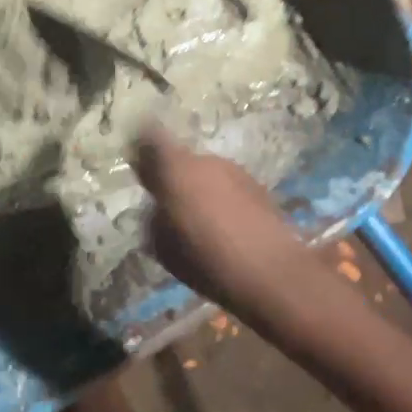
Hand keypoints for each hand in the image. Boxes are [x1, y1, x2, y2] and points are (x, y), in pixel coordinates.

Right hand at [131, 123, 305, 302]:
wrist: (272, 273)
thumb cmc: (206, 260)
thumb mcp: (162, 246)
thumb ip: (154, 218)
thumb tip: (157, 209)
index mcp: (173, 168)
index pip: (150, 138)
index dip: (142, 148)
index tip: (140, 166)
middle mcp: (203, 159)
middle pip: (180, 158)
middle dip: (174, 176)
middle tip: (172, 206)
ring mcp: (233, 170)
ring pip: (206, 172)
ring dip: (200, 188)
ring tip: (203, 221)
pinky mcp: (258, 186)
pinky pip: (228, 186)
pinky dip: (223, 199)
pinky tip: (228, 227)